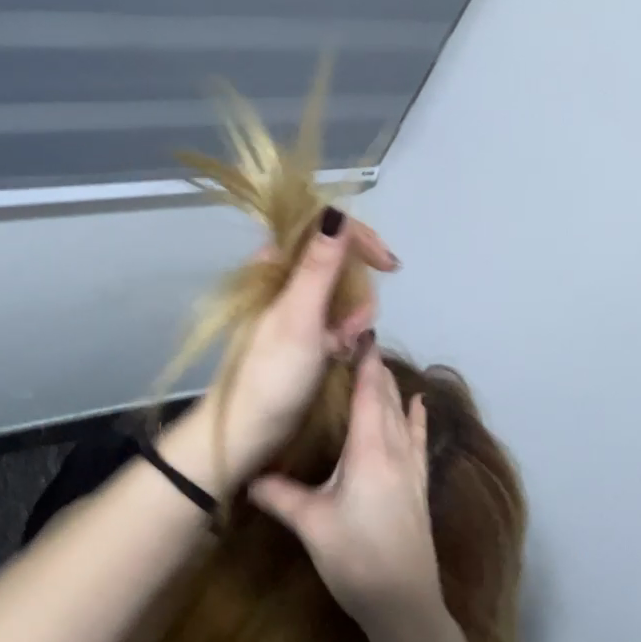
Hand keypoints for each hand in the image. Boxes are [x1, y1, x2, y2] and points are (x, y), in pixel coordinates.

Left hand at [205, 209, 397, 477]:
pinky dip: (345, 332)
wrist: (251, 429)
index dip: (360, 239)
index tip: (389, 266)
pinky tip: (340, 353)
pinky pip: (337, 317)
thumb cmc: (273, 373)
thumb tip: (335, 212)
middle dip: (357, 291)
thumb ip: (319, 265)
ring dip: (353, 316)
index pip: (323, 227)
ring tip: (342, 346)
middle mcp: (283, 277)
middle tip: (351, 328)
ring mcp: (294, 305)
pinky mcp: (304, 331)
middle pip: (340, 260)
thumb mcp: (299, 316)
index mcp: (274, 263)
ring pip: (343, 291)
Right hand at [249, 348, 441, 630]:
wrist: (404, 605)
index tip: (357, 332)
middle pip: (387, 399)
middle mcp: (395, 451)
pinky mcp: (418, 488)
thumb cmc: (356, 558)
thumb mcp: (310, 524)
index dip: (364, 362)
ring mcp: (412, 470)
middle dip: (374, 369)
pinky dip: (416, 418)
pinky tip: (420, 406)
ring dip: (392, 389)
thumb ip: (278, 495)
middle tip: (354, 342)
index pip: (368, 393)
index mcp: (370, 450)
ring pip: (403, 416)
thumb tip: (244, 478)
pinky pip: (418, 440)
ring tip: (380, 365)